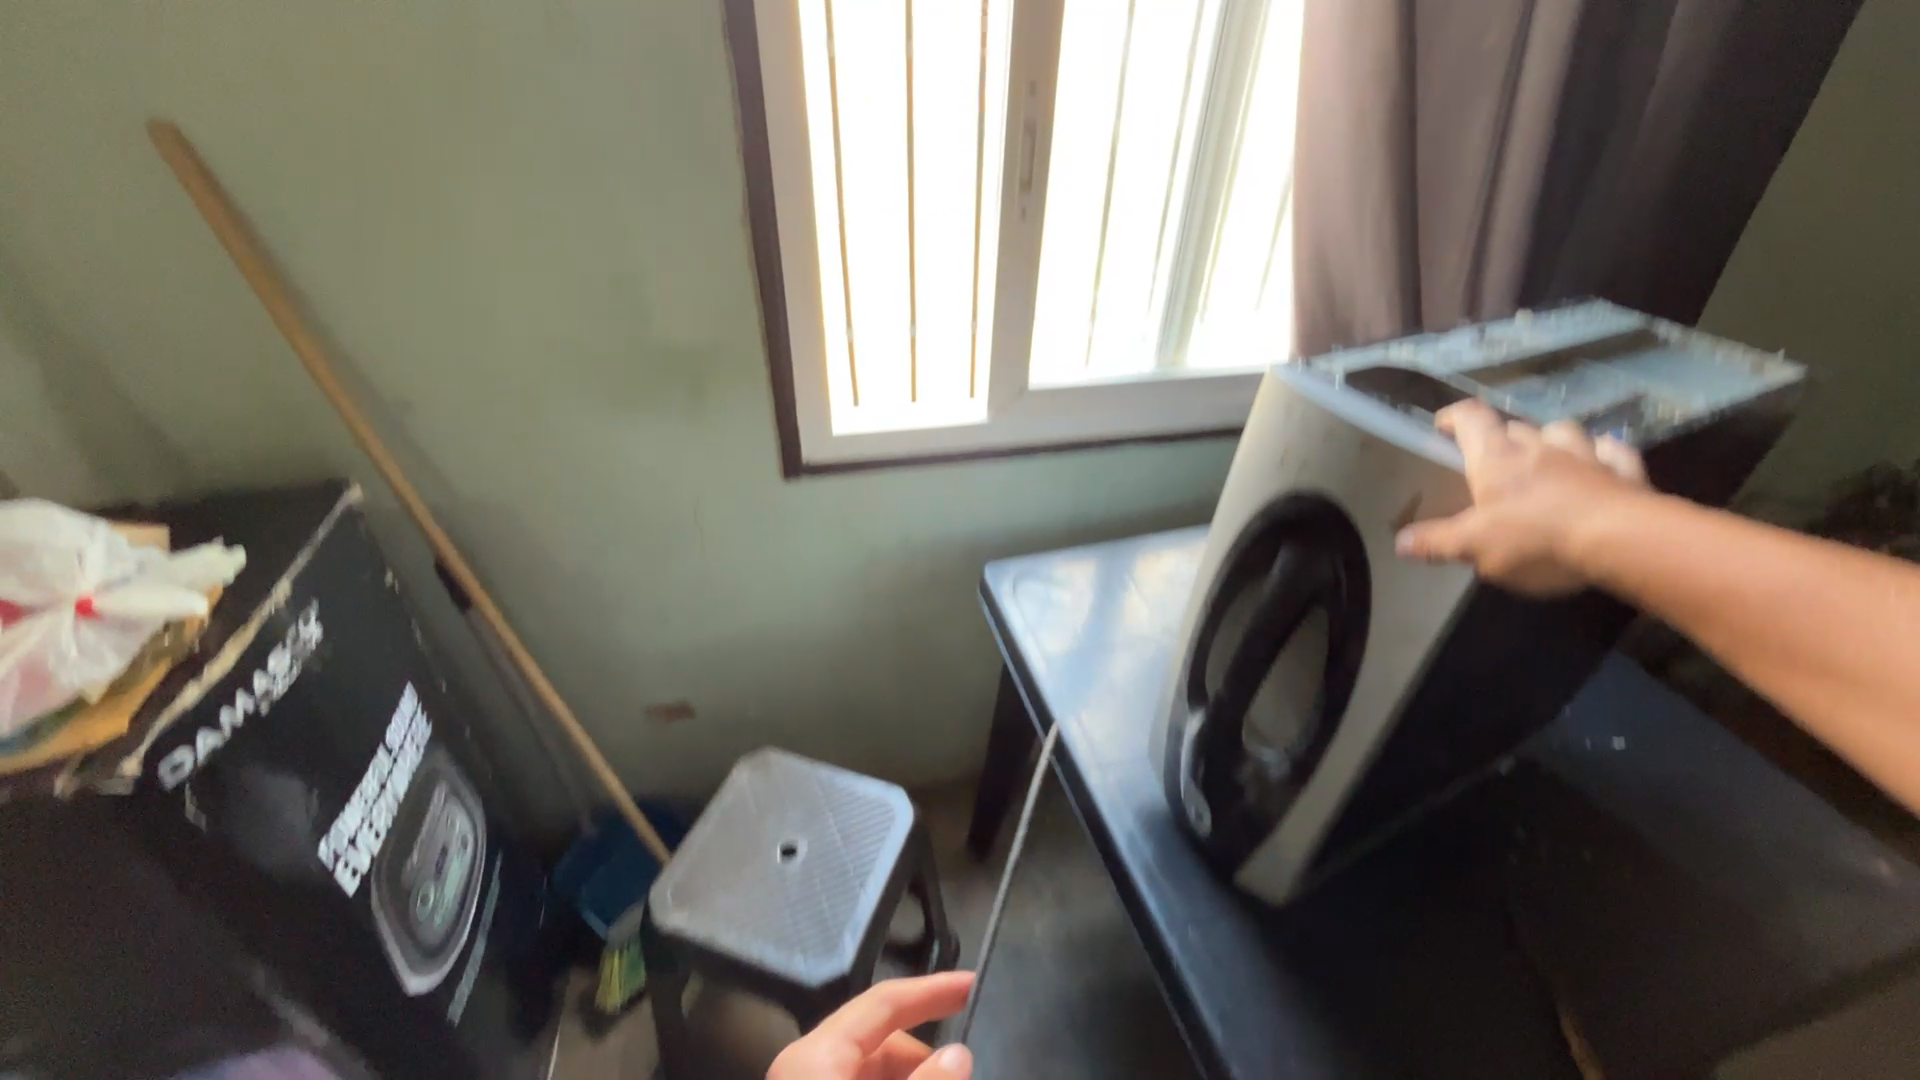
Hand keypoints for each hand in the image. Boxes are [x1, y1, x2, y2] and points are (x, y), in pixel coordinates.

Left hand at [767, 972, 975, 1079]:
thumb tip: (960, 1055)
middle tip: (963, 1072)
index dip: (931, 988)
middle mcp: (806, 1068)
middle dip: (926, 1057)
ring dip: (914, 1078)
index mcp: (814, 1055)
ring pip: (876, 1071)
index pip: (884, 1000)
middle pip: (883, 1039)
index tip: (972, 984)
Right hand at [1394, 400, 1652, 595]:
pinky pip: (1613, 451)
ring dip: (1551, 439)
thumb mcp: (1473, 547)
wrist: (1623, 541)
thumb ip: (1437, 542)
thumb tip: (1401, 542)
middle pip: (1516, 427)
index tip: (1442, 425)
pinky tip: (1600, 462)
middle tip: (1493, 457)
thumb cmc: (1534, 538)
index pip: (1470, 419)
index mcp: (1495, 458)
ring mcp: (1586, 456)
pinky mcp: (1625, 472)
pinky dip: (1602, 453)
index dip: (1454, 417)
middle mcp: (1539, 447)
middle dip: (1502, 436)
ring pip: (1564, 431)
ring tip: (1545, 457)